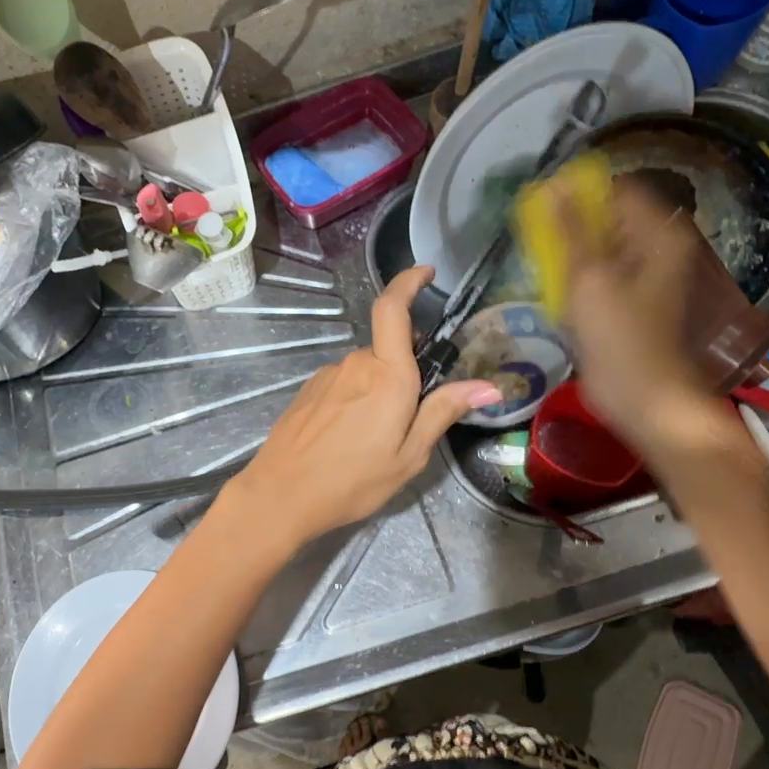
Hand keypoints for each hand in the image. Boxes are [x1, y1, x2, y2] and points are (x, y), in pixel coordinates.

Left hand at [228, 267, 500, 546]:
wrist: (280, 495)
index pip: (394, 308)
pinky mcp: (308, 391)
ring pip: (365, 371)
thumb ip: (443, 412)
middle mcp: (355, 364)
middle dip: (405, 372)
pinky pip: (343, 385)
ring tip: (375, 440)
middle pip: (388, 350)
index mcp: (387, 375)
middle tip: (410, 418)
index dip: (408, 281)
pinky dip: (355, 402)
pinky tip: (348, 440)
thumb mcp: (409, 455)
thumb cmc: (352, 481)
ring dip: (378, 392)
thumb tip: (488, 386)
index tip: (426, 272)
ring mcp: (327, 376)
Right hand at [558, 178, 723, 452]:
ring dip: (567, 254)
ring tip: (546, 268)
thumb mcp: (589, 277)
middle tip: (539, 241)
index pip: (615, 189)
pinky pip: (593, 274)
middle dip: (568, 224)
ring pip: (595, 247)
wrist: (641, 398)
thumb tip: (551, 185)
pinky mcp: (623, 300)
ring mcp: (639, 275)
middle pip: (605, 217)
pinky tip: (556, 293)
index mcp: (658, 235)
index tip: (542, 204)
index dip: (578, 191)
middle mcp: (653, 248)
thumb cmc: (619, 337)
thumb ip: (568, 228)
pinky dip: (573, 278)